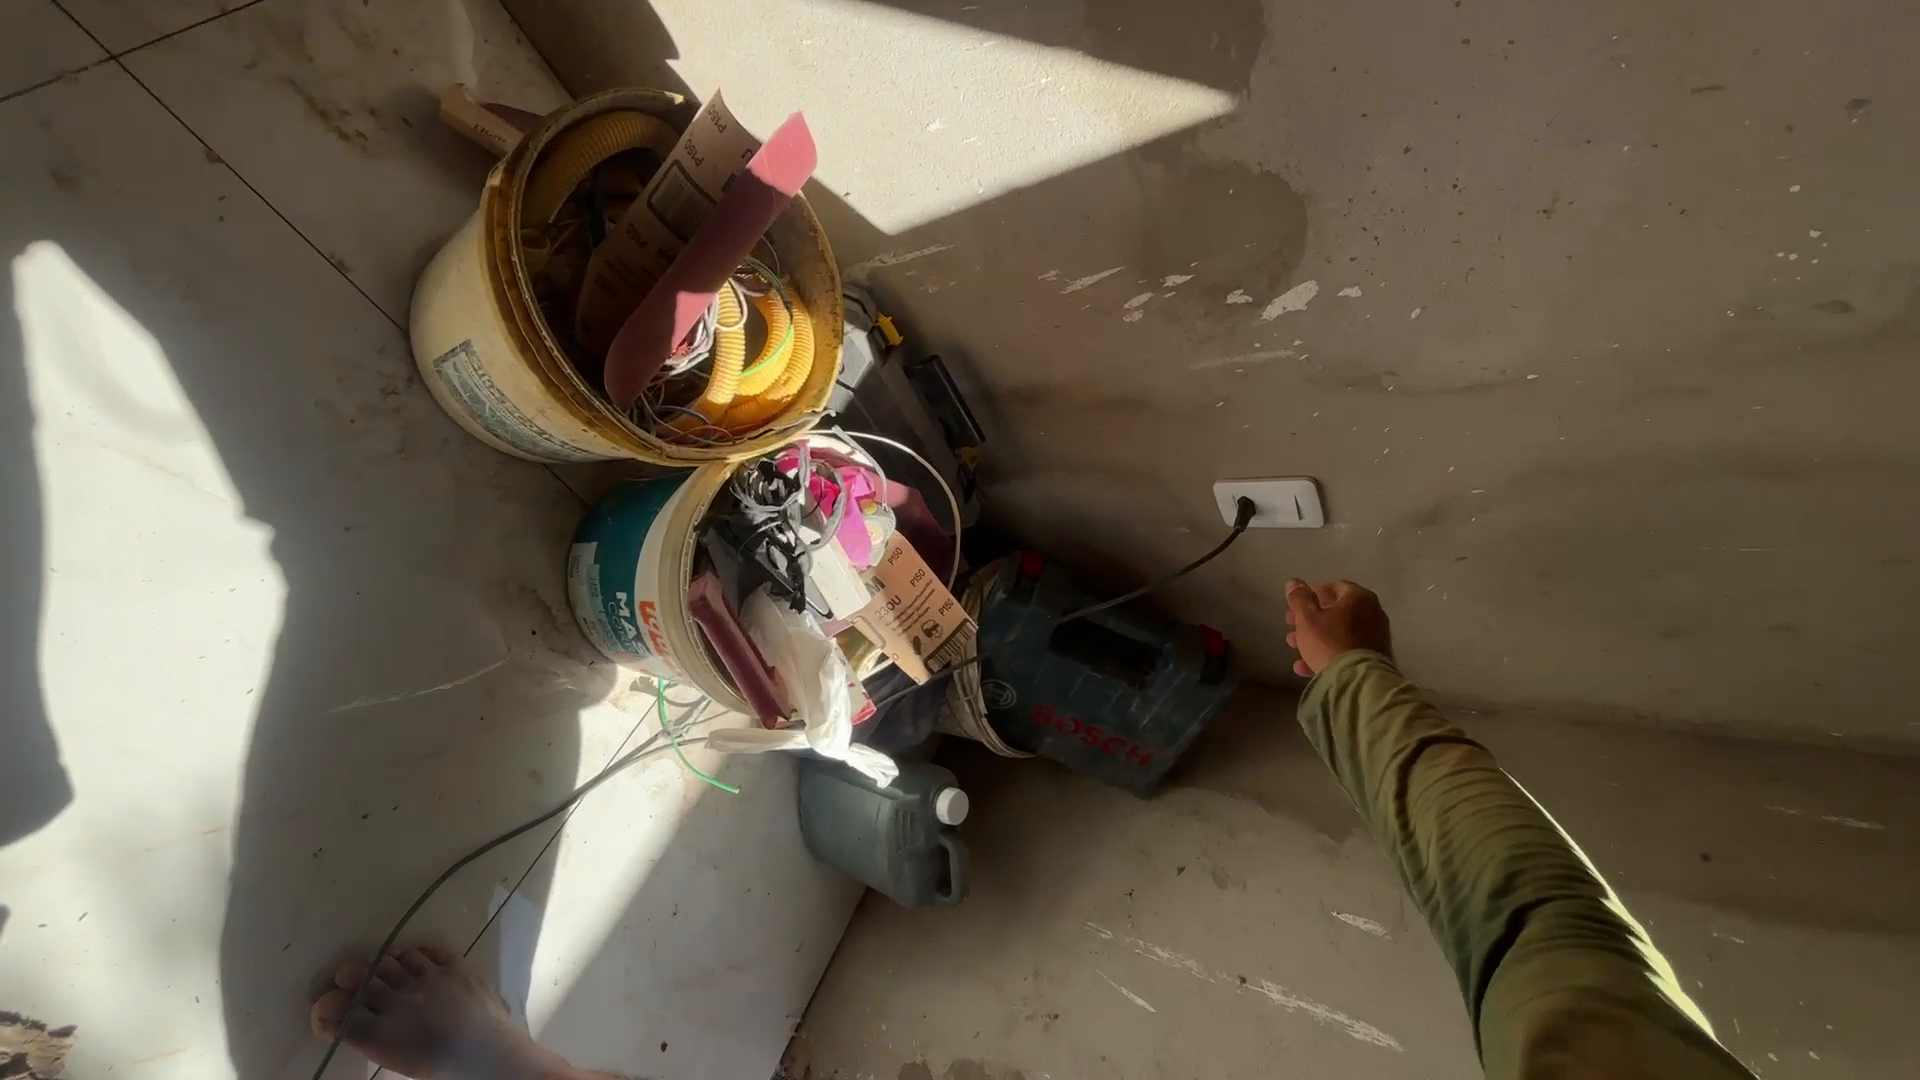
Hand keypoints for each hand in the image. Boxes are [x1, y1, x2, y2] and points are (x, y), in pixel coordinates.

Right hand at [1285, 579, 1391, 676]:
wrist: (1358, 680)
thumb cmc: (1329, 642)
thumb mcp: (1307, 618)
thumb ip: (1299, 598)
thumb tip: (1294, 582)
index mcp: (1358, 597)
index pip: (1332, 587)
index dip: (1311, 594)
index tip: (1294, 606)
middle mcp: (1372, 612)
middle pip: (1335, 611)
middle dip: (1310, 618)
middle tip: (1291, 626)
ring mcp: (1375, 635)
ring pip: (1339, 631)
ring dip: (1315, 637)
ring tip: (1295, 647)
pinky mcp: (1374, 657)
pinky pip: (1346, 649)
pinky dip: (1328, 653)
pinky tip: (1305, 665)